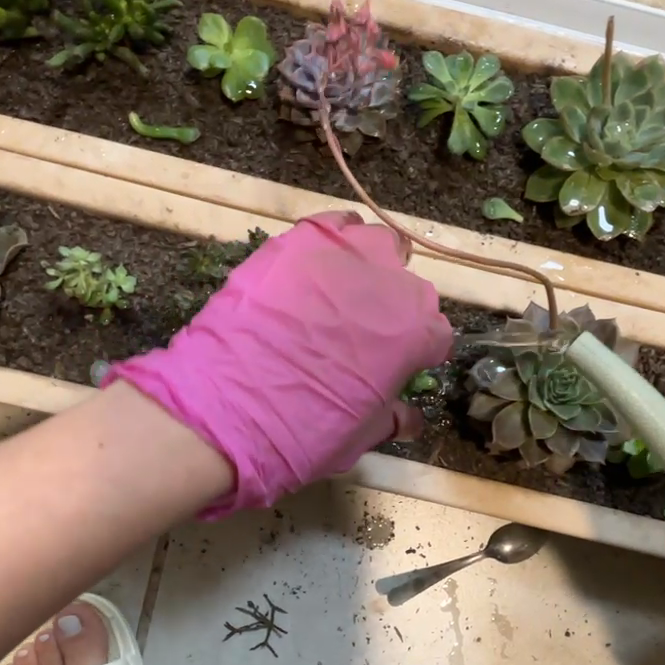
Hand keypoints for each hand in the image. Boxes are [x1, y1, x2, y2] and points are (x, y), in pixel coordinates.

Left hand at [107, 212, 451, 516]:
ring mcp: (344, 252)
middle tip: (361, 332)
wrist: (229, 408)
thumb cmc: (306, 431)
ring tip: (338, 293)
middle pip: (407, 282)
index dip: (416, 352)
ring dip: (366, 264)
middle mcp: (392, 282)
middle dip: (392, 304)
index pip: (436, 334)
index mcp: (418, 331)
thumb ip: (391, 418)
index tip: (395, 366)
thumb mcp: (360, 437)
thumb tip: (408, 418)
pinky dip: (329, 242)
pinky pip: (328, 227)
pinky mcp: (299, 239)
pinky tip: (310, 268)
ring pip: (373, 243)